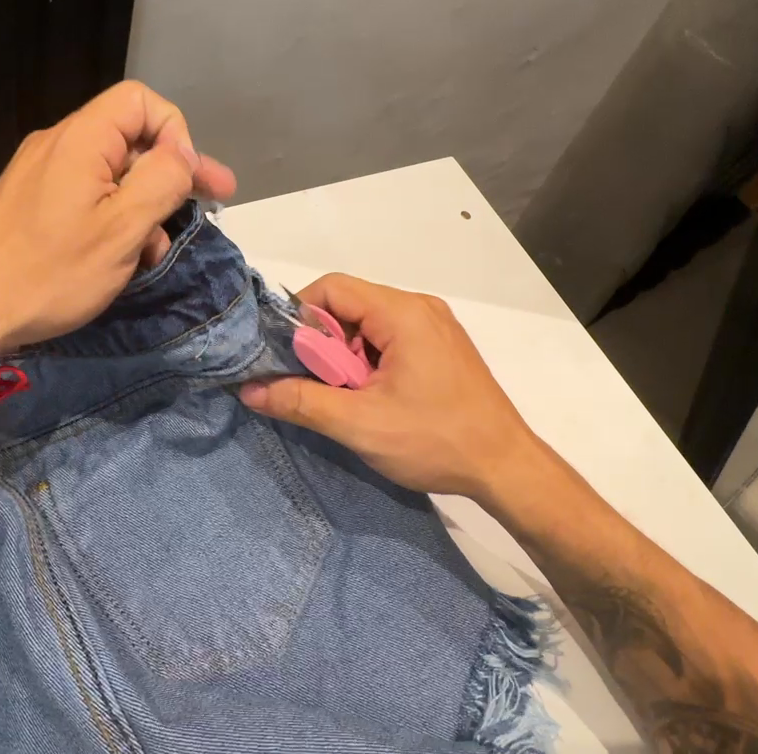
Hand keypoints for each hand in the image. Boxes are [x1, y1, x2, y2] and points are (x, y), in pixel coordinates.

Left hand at [0, 81, 235, 359]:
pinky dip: (113, 219)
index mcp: (80, 140)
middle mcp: (58, 145)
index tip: (187, 177)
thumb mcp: (121, 230)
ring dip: (143, 206)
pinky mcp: (30, 204)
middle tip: (214, 202)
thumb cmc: (49, 274)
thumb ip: (161, 182)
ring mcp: (40, 175)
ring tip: (155, 252)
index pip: (141, 101)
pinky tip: (123, 258)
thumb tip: (180, 153)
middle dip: (171, 173)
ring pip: (110, 174)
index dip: (174, 131)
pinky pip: (85, 196)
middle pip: (129, 138)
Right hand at [239, 274, 543, 499]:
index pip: (332, 287)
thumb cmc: (435, 440)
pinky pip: (390, 337)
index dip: (301, 315)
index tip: (289, 355)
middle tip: (318, 383)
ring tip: (347, 395)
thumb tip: (249, 390)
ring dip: (346, 355)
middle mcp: (420, 307)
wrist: (508, 469)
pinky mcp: (441, 347)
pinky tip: (372, 396)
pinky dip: (369, 360)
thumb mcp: (360, 424)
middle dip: (324, 341)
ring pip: (368, 323)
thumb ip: (301, 401)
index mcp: (403, 313)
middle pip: (349, 303)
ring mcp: (435, 326)